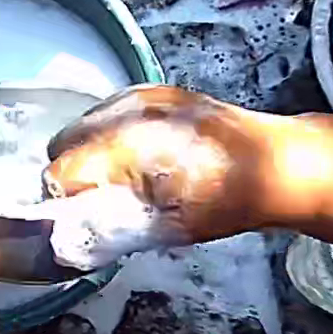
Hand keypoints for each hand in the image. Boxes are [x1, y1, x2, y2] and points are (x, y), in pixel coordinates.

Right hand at [45, 85, 285, 244]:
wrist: (275, 163)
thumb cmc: (225, 202)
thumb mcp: (165, 229)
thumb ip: (108, 232)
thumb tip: (65, 244)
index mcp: (123, 146)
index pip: (57, 173)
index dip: (64, 200)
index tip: (81, 214)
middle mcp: (122, 111)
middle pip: (60, 144)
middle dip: (73, 173)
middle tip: (102, 197)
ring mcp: (136, 95)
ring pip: (80, 125)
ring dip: (89, 152)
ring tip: (125, 173)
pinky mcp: (149, 89)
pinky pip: (104, 112)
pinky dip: (108, 134)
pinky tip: (138, 152)